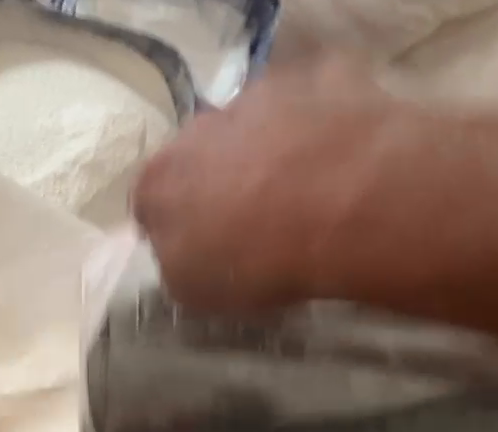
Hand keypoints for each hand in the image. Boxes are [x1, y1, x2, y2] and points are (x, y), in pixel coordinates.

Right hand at [133, 60, 405, 309]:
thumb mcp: (191, 288)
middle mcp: (198, 128)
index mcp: (158, 180)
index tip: (194, 244)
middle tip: (247, 218)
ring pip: (253, 125)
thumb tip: (179, 246)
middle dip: (215, 180)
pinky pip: (310, 103)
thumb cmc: (254, 259)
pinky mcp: (322, 77)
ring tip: (300, 190)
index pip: (146, 201)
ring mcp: (261, 95)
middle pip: (198, 154)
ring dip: (265, 150)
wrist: (351, 205)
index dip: (169, 223)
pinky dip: (316, 126)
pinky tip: (338, 159)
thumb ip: (172, 260)